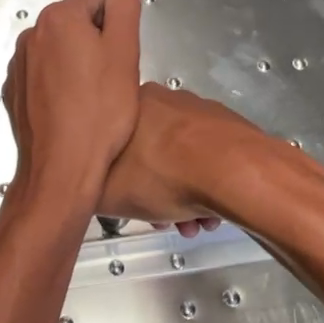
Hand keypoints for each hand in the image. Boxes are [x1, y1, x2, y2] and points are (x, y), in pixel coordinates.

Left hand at [0, 0, 142, 197]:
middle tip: (110, 81)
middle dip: (94, 46)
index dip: (115, 29)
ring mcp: (18, 65)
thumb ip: (124, 10)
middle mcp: (31, 36)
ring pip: (59, 53)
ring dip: (76, 67)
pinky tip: (72, 111)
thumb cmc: (99, 113)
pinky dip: (58, 87)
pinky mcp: (13, 92)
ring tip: (92, 99)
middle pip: (75, 26)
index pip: (97, 2)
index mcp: (58, 18)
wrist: (61, 168)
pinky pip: (43, 78)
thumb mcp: (126, 52)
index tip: (121, 60)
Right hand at [101, 83, 265, 237]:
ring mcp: (201, 111)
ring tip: (192, 224)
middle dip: (154, 191)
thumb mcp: (106, 194)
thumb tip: (91, 187)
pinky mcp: (230, 127)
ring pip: (180, 159)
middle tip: (162, 221)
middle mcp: (165, 99)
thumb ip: (90, 188)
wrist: (234, 172)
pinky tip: (211, 213)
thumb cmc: (163, 176)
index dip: (117, 176)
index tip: (127, 201)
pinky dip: (206, 185)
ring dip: (183, 194)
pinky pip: (208, 159)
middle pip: (148, 152)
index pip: (113, 140)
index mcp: (131, 104)